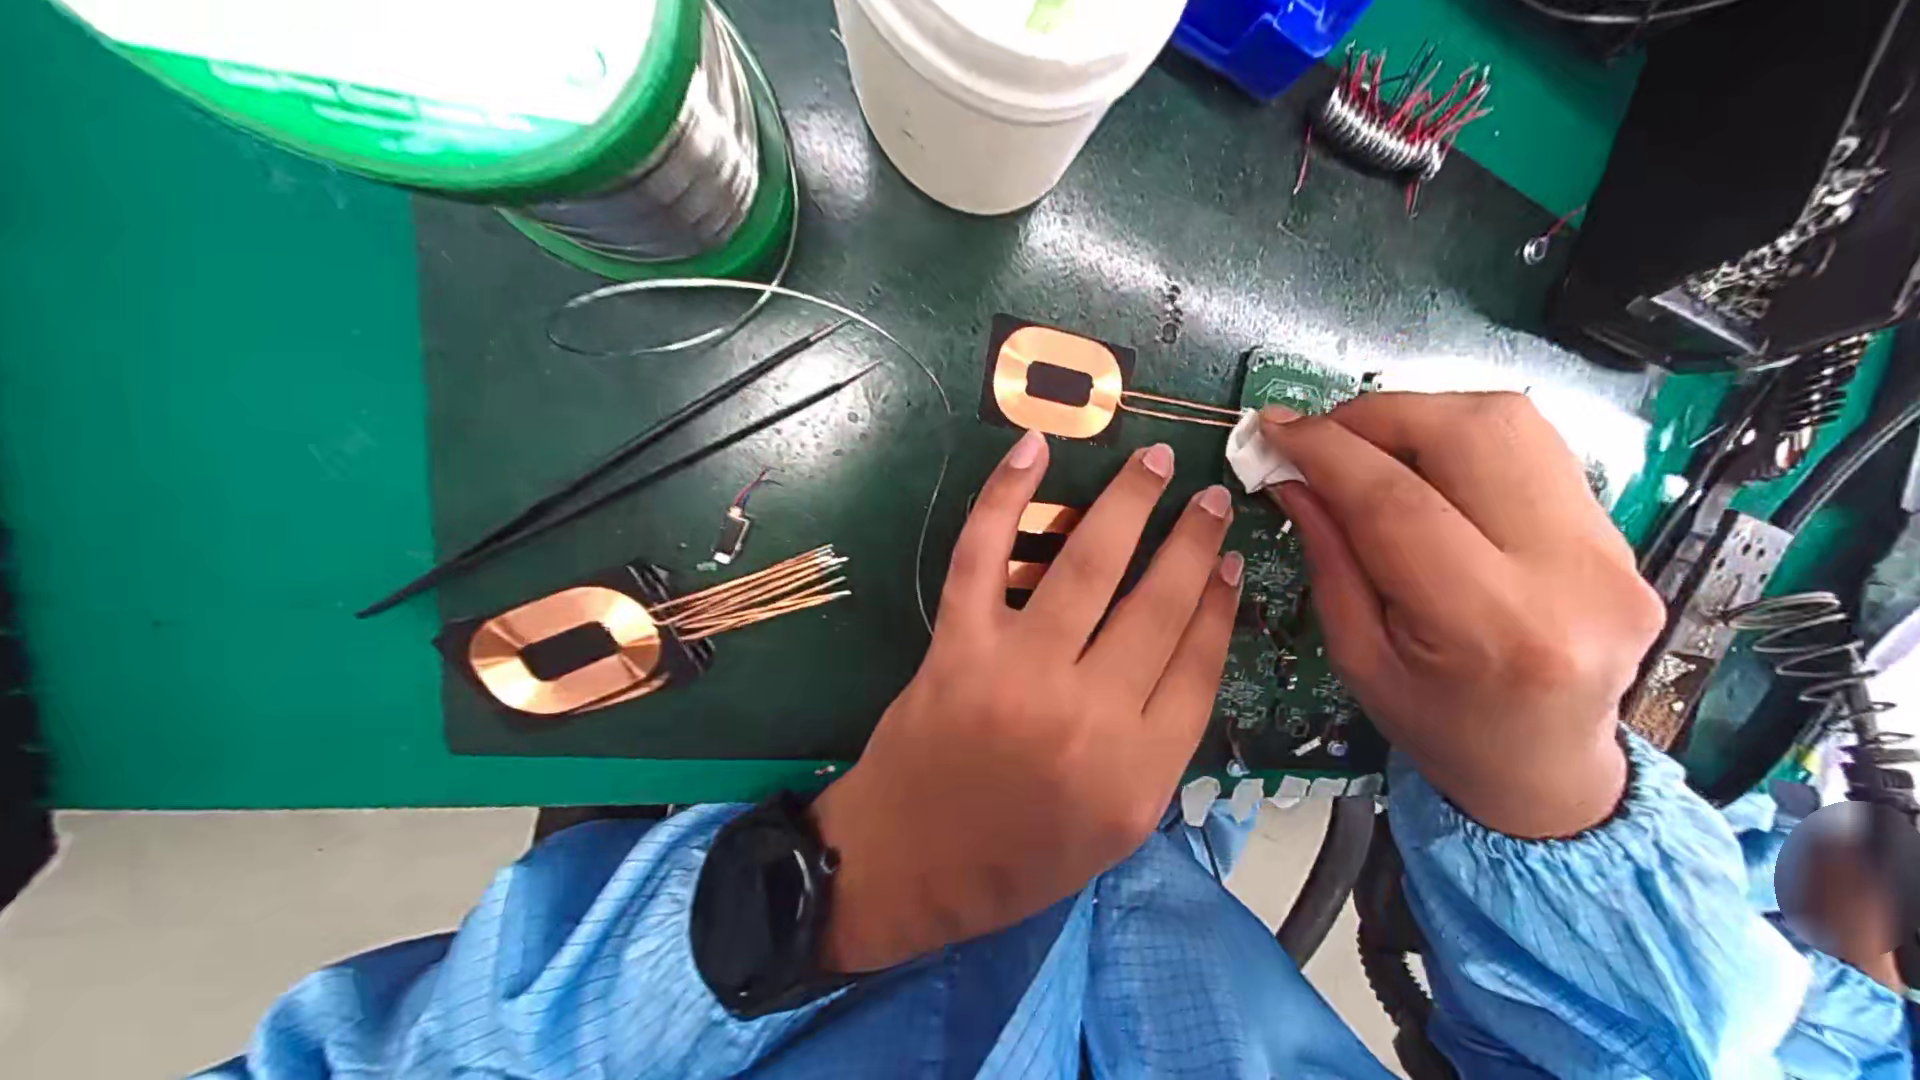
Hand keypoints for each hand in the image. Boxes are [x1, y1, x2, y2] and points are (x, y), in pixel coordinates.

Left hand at [811, 431, 1242, 971]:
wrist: (909, 867)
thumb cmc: (1015, 858)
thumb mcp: (1114, 828)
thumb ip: (1159, 746)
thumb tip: (1190, 649)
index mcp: (1140, 772)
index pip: (1201, 663)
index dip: (1220, 601)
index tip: (1230, 558)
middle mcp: (1089, 717)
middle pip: (1158, 605)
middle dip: (1192, 540)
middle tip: (1210, 496)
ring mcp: (1018, 674)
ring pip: (1087, 567)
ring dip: (1128, 504)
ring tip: (1155, 464)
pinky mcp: (958, 648)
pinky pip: (983, 556)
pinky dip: (1005, 498)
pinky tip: (1034, 451)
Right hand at [1261, 392, 1664, 838]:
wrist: (1546, 765)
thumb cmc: (1434, 724)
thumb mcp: (1355, 653)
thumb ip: (1328, 555)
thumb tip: (1292, 475)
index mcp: (1490, 628)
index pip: (1396, 502)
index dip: (1325, 451)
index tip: (1273, 428)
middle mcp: (1570, 574)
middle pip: (1472, 434)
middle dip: (1376, 416)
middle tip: (1320, 436)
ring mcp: (1612, 548)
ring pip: (1511, 423)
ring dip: (1418, 415)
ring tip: (1364, 447)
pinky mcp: (1621, 533)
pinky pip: (1531, 448)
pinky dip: (1457, 437)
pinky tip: (1418, 466)